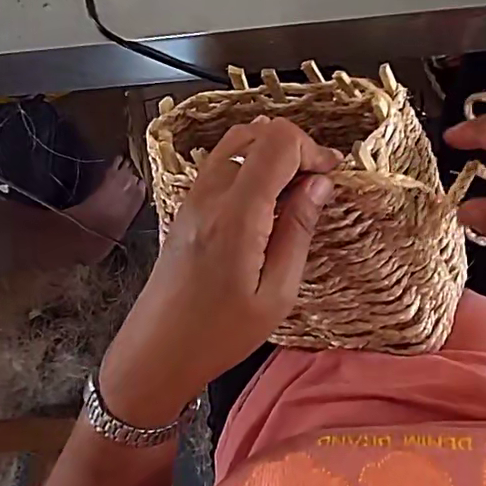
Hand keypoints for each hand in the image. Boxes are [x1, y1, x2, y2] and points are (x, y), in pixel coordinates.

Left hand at [99, 118, 338, 426]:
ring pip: (237, 141)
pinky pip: (222, 163)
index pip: (277, 142)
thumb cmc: (219, 334)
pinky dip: (252, 165)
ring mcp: (193, 198)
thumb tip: (321, 185)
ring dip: (272, 154)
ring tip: (295, 190)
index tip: (330, 176)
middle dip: (295, 148)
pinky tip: (268, 201)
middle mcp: (210, 195)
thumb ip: (299, 230)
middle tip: (316, 184)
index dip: (312, 149)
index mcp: (236, 215)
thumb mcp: (277, 293)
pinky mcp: (186, 207)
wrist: (155, 352)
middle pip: (257, 132)